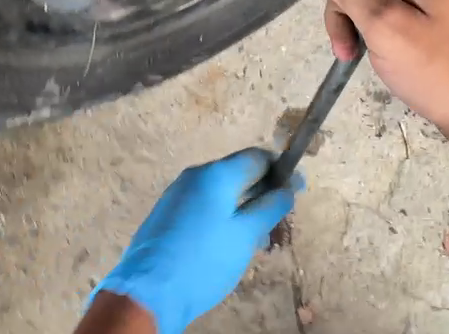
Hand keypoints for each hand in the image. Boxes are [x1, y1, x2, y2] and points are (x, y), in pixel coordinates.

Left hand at [92, 149, 299, 331]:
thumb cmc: (203, 260)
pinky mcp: (170, 214)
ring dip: (246, 208)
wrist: (148, 290)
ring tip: (260, 239)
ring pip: (222, 192)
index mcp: (215, 174)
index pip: (256, 157)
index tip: (299, 188)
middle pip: (238, 173)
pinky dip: (225, 216)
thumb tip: (288, 188)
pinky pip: (206, 205)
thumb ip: (269, 208)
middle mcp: (196, 175)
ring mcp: (179, 194)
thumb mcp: (244, 236)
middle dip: (264, 192)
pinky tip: (232, 243)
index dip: (281, 169)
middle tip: (282, 220)